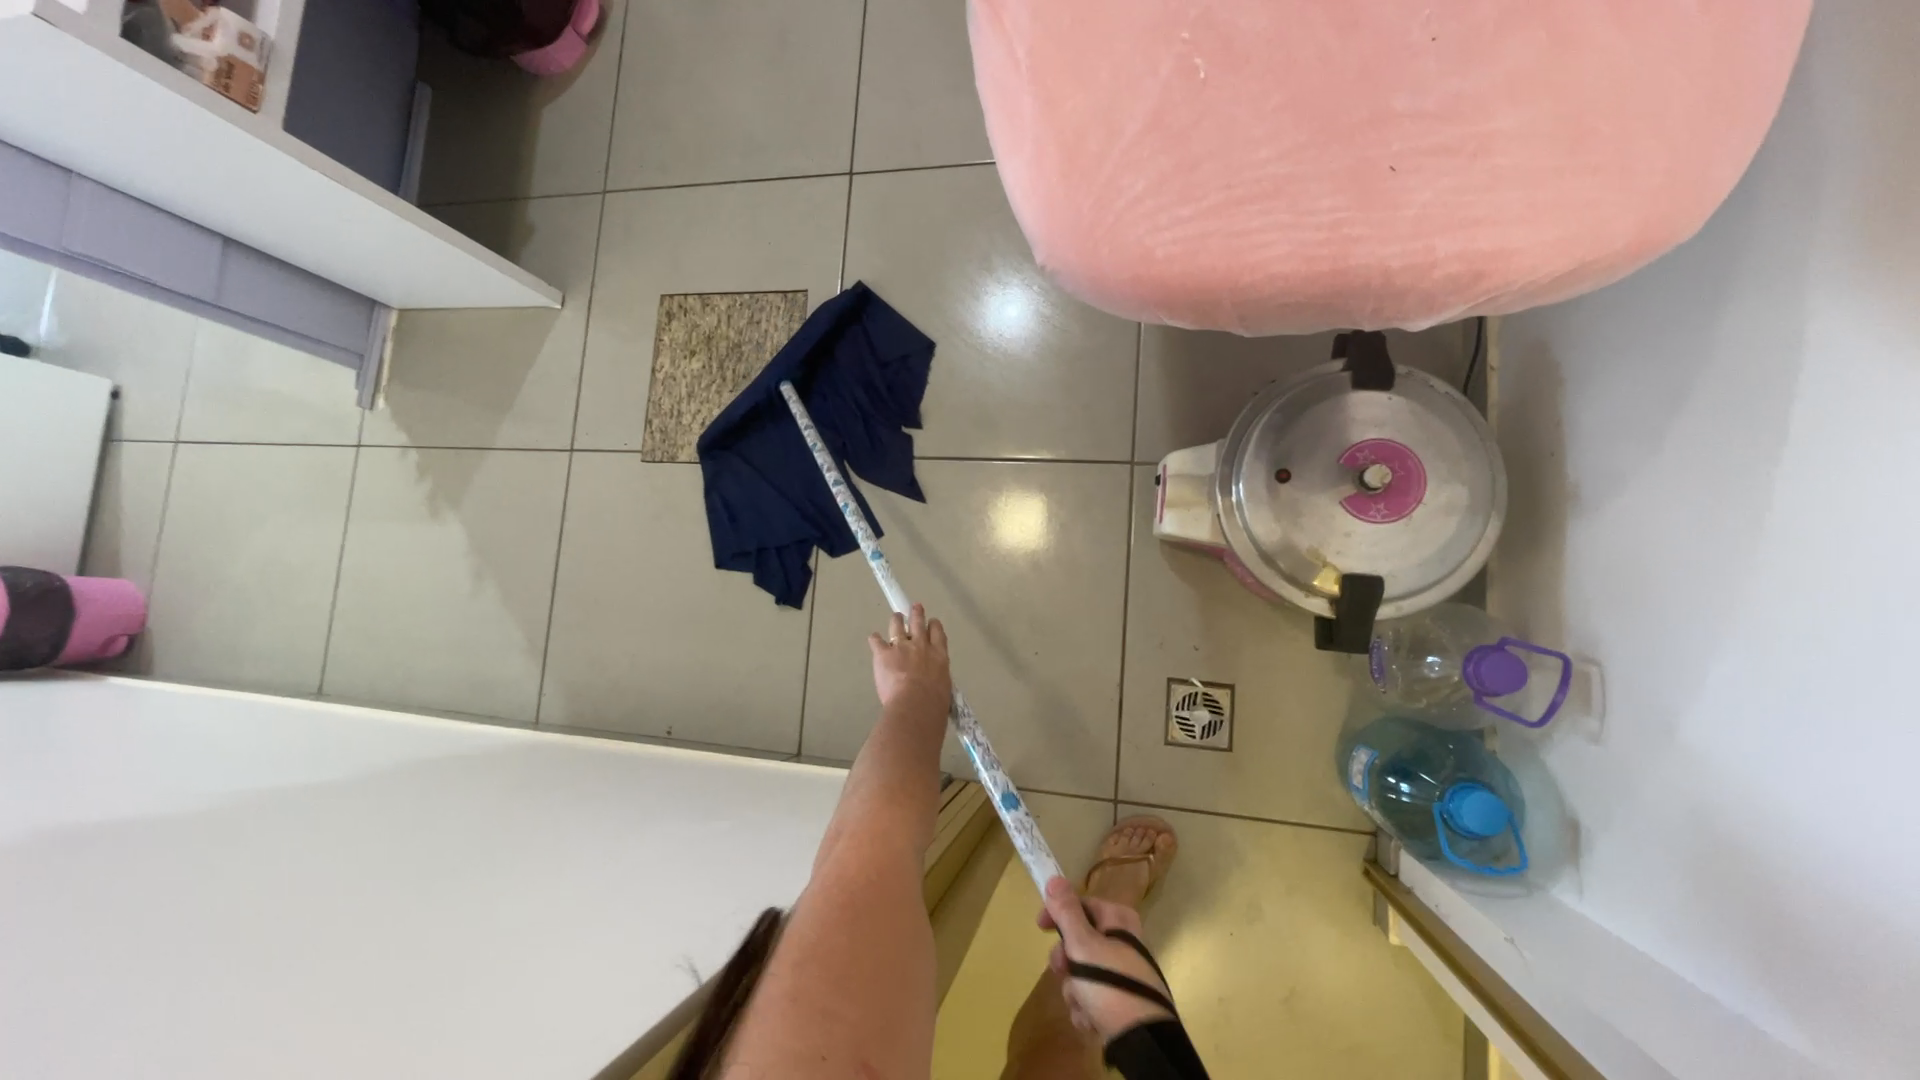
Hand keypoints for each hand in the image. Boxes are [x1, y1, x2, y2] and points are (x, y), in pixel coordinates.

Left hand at [868, 604, 951, 711]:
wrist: (916, 703)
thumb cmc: (934, 702)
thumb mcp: (943, 686)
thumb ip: (936, 677)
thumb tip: (933, 680)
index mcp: (938, 655)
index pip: (938, 633)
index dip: (933, 625)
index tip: (931, 622)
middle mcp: (921, 645)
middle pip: (918, 622)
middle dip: (917, 613)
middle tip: (915, 607)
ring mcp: (901, 647)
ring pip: (898, 625)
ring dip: (896, 620)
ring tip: (896, 617)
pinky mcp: (883, 653)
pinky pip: (876, 641)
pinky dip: (875, 639)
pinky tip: (874, 638)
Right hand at [1038, 877, 1175, 1039]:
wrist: (1142, 1040)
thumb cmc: (1111, 984)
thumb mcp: (1083, 945)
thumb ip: (1067, 912)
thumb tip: (1054, 878)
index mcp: (1118, 921)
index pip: (1081, 905)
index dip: (1058, 914)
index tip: (1040, 927)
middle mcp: (1123, 942)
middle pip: (1078, 942)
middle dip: (1066, 962)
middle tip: (1064, 971)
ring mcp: (1122, 974)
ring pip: (1081, 972)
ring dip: (1074, 989)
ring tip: (1083, 1002)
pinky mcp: (1120, 1001)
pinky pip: (1091, 996)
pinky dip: (1086, 1007)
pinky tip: (1091, 1017)